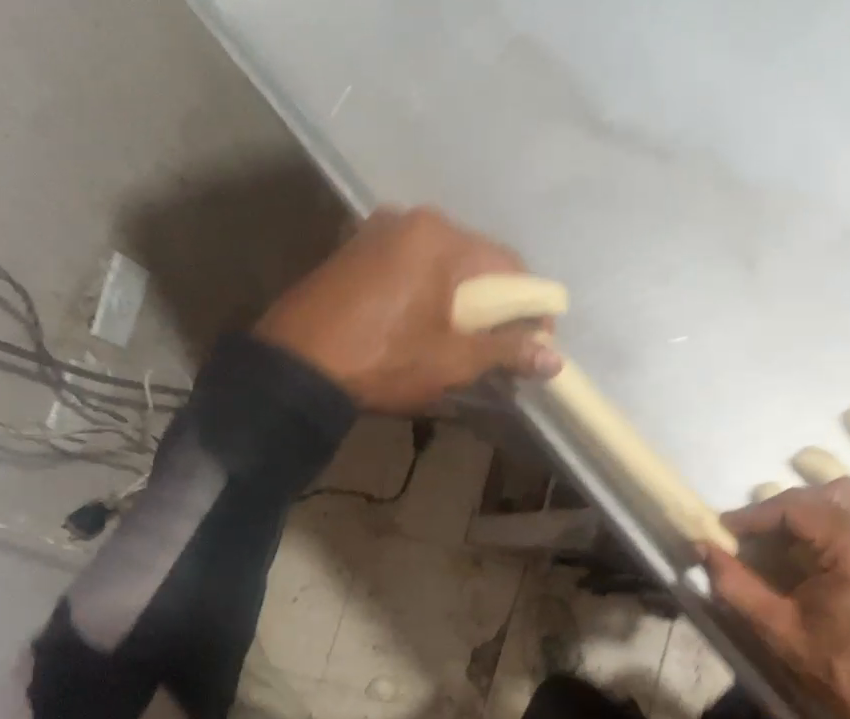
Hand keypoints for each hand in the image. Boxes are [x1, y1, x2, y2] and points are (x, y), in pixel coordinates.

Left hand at [254, 207, 562, 412]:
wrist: (294, 368)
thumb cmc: (384, 359)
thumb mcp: (453, 360)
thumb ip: (507, 352)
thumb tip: (555, 359)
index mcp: (440, 237)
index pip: (510, 267)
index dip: (532, 308)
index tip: (536, 346)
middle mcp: (411, 220)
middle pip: (476, 262)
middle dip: (497, 305)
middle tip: (502, 348)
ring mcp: (377, 231)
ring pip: (444, 265)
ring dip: (464, 300)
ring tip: (467, 342)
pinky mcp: (354, 251)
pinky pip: (413, 267)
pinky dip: (432, 294)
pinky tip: (431, 327)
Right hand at [700, 481, 849, 718]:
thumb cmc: (833, 666)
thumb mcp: (776, 626)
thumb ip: (736, 583)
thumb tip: (702, 548)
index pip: (798, 507)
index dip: (755, 515)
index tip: (723, 529)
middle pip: (821, 496)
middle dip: (779, 511)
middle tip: (746, 536)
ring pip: (842, 499)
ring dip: (804, 512)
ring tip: (772, 539)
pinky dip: (825, 521)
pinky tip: (801, 548)